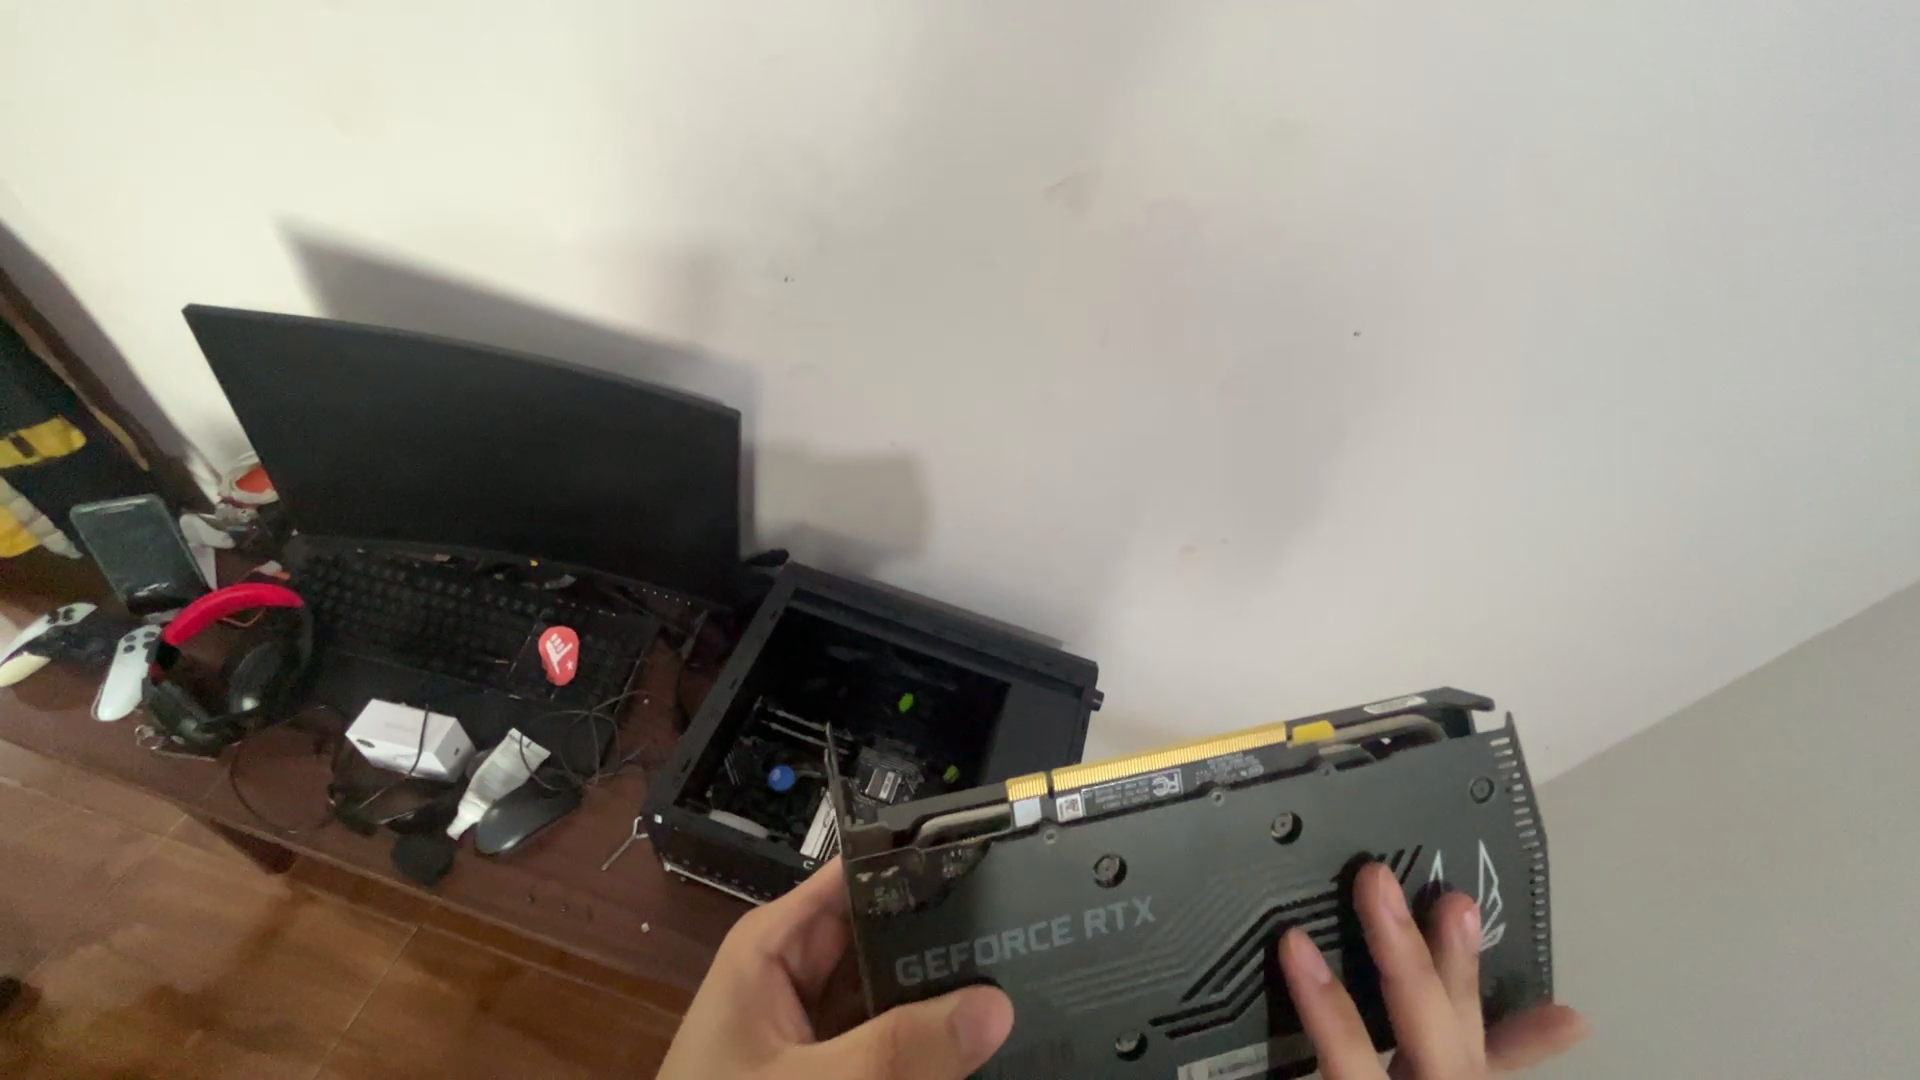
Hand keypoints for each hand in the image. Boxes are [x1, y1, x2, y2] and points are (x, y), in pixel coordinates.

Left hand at [657, 859, 1015, 1079]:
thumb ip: (899, 1050)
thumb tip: (996, 1005)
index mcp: (777, 941)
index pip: (858, 876)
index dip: (920, 863)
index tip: (990, 863)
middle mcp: (799, 966)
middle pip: (884, 930)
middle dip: (944, 936)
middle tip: (1024, 932)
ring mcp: (815, 1020)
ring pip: (891, 988)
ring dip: (941, 991)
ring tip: (1019, 975)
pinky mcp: (827, 1064)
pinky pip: (886, 1037)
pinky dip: (923, 1039)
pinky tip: (979, 1036)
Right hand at [1278, 862, 1588, 1077]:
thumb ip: (1272, 1074)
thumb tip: (1226, 1063)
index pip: (1350, 1069)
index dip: (1327, 1009)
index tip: (1294, 942)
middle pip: (1425, 1044)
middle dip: (1403, 957)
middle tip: (1377, 882)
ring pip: (1470, 1047)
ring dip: (1464, 973)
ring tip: (1462, 906)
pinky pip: (1500, 1077)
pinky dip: (1525, 1045)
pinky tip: (1568, 1015)